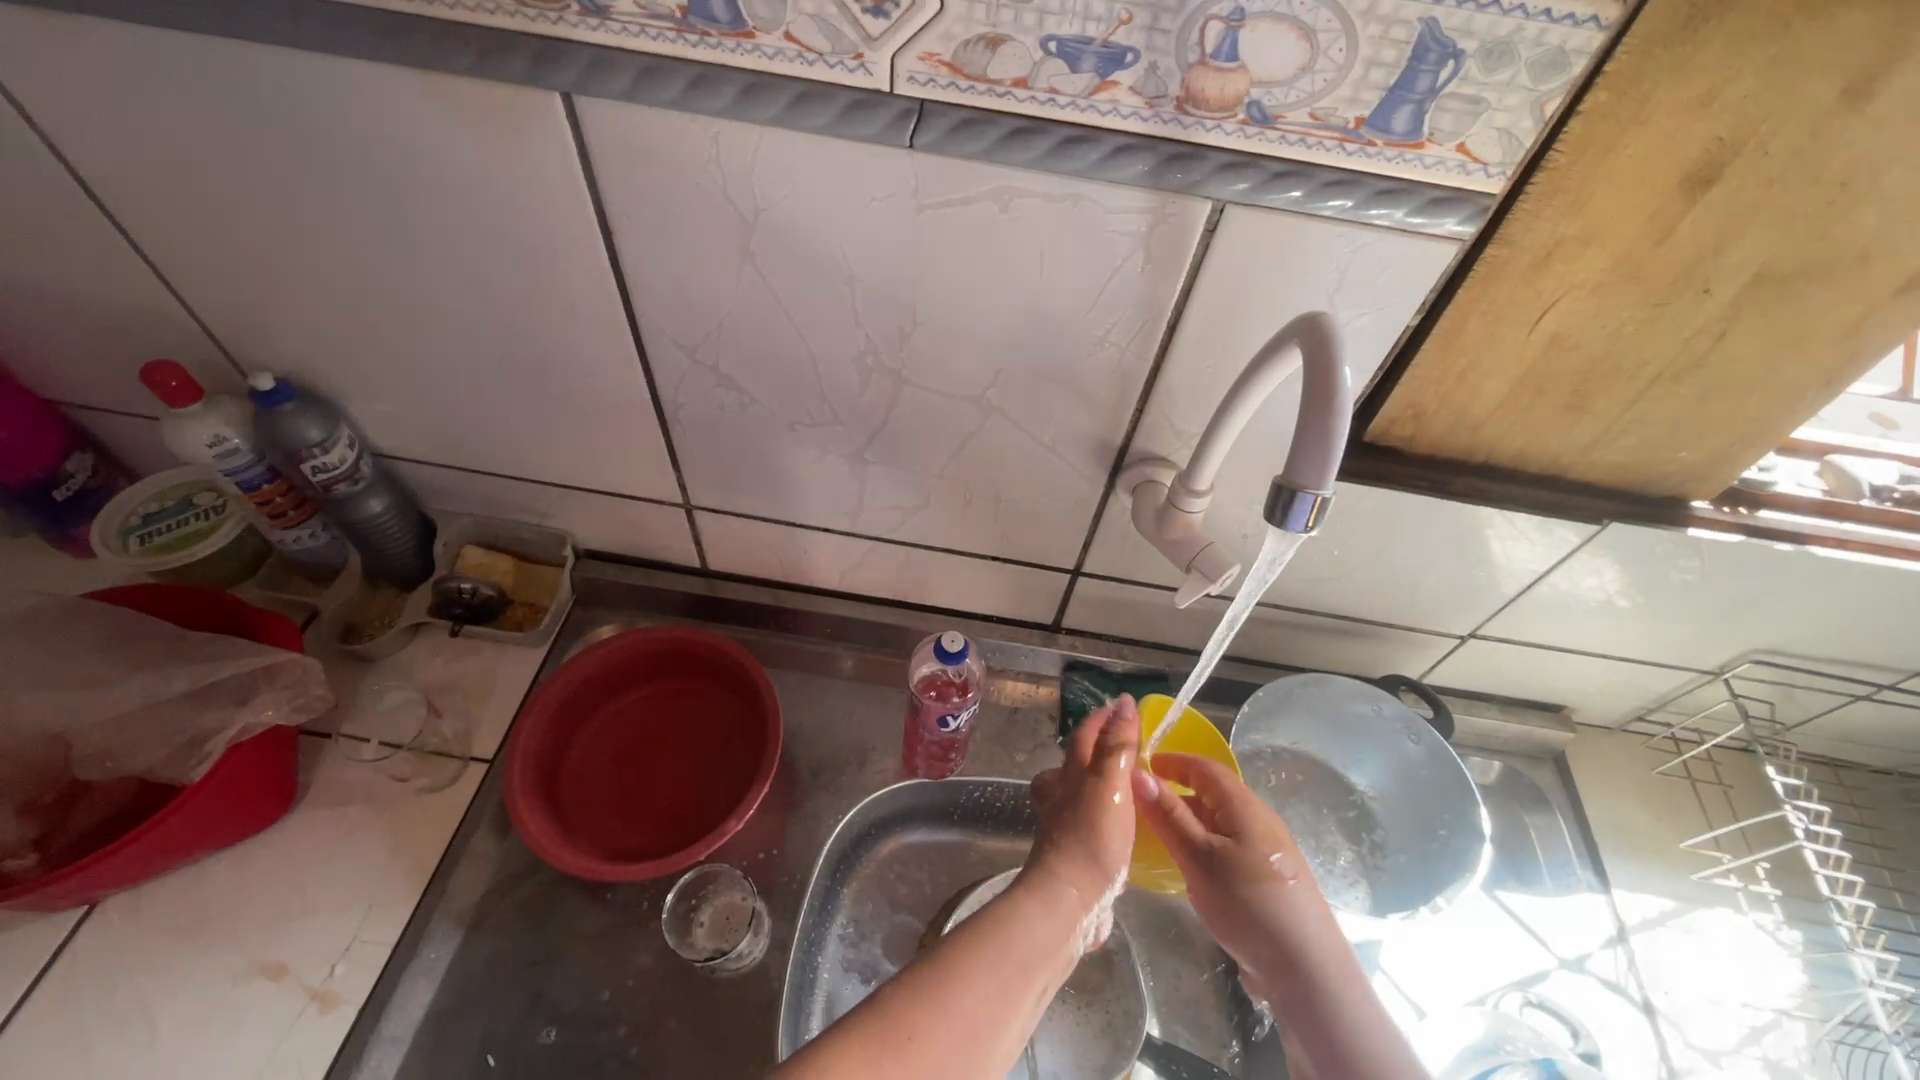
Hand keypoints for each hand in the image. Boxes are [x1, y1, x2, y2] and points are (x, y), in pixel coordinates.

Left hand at [1022, 695, 1139, 946]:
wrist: (1068, 897)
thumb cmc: (1091, 835)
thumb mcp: (1110, 782)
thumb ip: (1117, 745)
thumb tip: (1122, 702)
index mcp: (1071, 773)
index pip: (1085, 735)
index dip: (1102, 719)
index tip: (1121, 706)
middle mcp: (1061, 794)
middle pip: (1073, 762)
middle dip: (1092, 749)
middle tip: (1120, 744)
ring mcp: (1062, 824)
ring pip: (1074, 792)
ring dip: (1093, 782)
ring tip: (1120, 786)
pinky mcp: (1070, 852)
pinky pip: (1084, 822)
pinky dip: (1097, 815)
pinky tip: (1115, 827)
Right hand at [1129, 752, 1327, 985]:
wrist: (1305, 968)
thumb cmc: (1248, 903)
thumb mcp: (1199, 858)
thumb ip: (1169, 816)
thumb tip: (1139, 773)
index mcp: (1244, 806)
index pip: (1205, 768)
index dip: (1173, 761)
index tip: (1140, 765)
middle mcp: (1257, 821)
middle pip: (1212, 794)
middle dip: (1176, 792)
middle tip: (1138, 804)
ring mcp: (1264, 851)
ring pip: (1219, 823)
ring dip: (1187, 821)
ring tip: (1153, 835)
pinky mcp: (1265, 879)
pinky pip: (1226, 847)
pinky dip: (1201, 845)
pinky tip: (1186, 867)